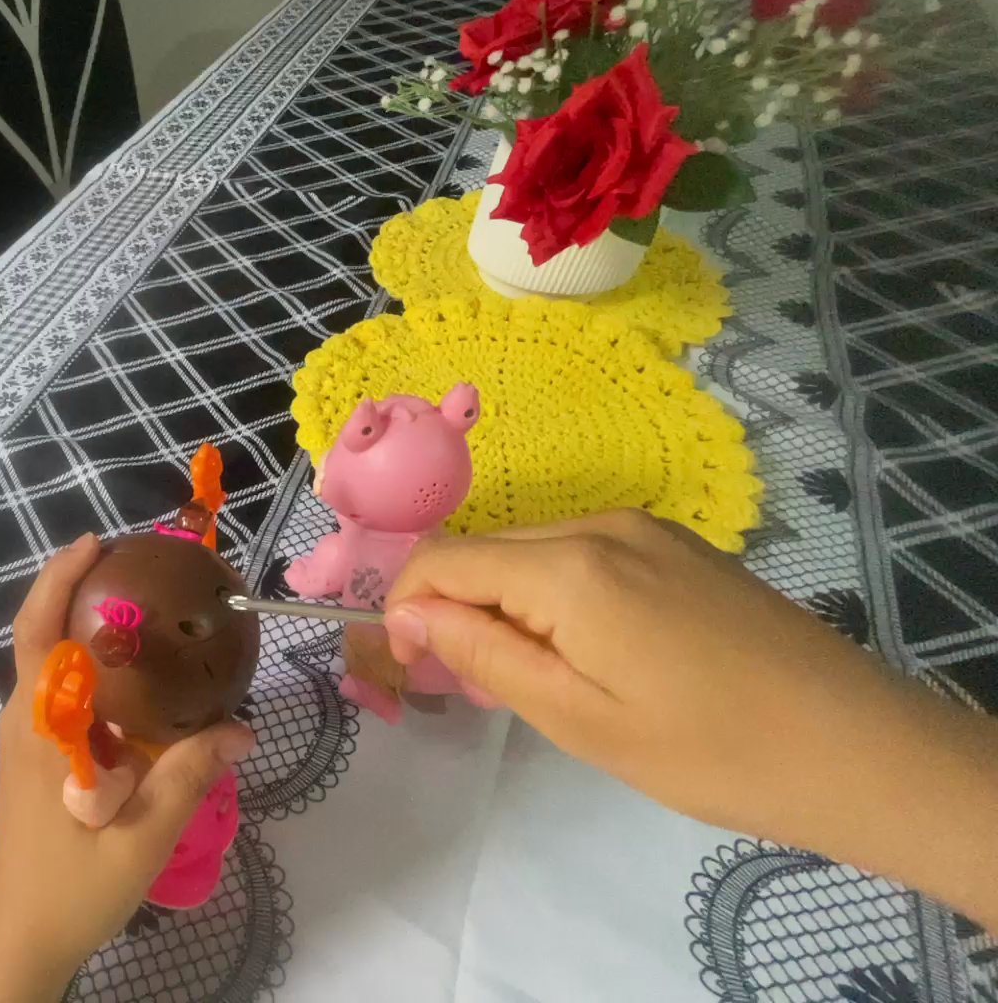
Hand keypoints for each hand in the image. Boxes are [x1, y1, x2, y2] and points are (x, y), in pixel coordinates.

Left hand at [0, 534, 255, 1001]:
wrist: (21, 934)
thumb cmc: (72, 886)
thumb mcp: (142, 835)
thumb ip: (188, 775)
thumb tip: (241, 730)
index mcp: (40, 724)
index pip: (36, 631)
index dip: (58, 579)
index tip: (95, 544)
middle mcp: (27, 715)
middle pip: (41, 632)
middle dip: (76, 588)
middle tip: (134, 566)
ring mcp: (27, 732)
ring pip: (50, 659)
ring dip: (83, 623)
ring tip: (140, 605)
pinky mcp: (37, 750)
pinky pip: (60, 688)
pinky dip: (89, 663)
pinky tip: (133, 673)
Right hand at [382, 508, 997, 927]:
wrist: (875, 754)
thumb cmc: (714, 751)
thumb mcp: (577, 718)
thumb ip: (480, 654)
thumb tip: (409, 616)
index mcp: (569, 568)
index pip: (439, 560)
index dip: (404, 606)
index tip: (415, 663)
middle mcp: (597, 526)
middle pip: (477, 551)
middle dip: (451, 607)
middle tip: (473, 679)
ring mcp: (640, 528)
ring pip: (520, 550)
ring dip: (497, 600)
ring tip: (531, 669)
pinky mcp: (670, 542)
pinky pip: (570, 552)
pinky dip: (544, 591)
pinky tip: (582, 643)